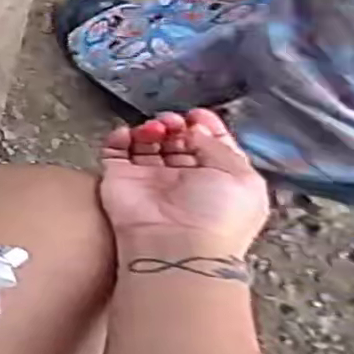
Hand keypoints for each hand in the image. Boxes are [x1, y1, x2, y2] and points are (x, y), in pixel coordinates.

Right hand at [100, 109, 268, 263]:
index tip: (197, 114)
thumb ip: (217, 147)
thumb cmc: (216, 213)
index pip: (209, 144)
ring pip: (146, 143)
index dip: (205, 126)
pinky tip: (126, 133)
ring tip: (154, 128)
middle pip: (176, 141)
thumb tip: (195, 129)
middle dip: (175, 126)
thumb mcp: (239, 176)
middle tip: (172, 121)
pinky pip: (114, 151)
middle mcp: (183, 175)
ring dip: (150, 129)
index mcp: (218, 176)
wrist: (172, 239)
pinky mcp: (118, 177)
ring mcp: (148, 176)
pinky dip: (119, 138)